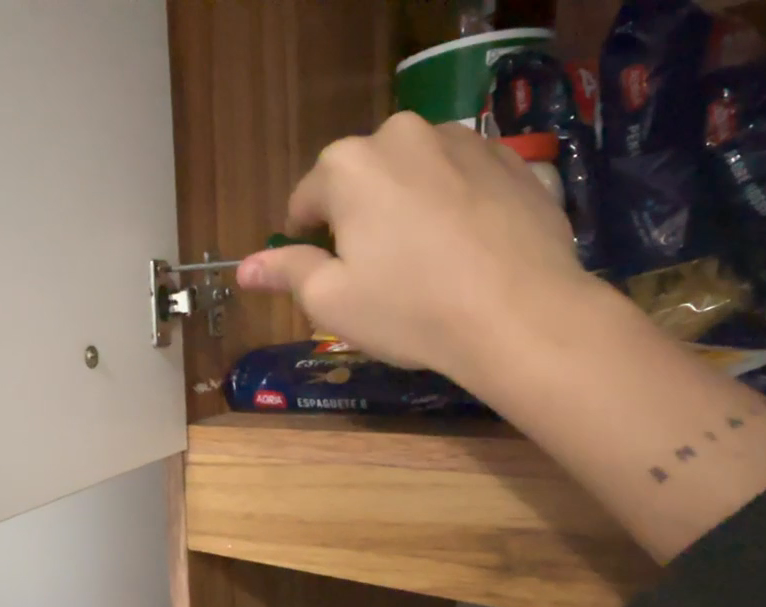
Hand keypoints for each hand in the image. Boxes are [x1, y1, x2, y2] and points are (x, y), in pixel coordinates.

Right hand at [236, 112, 596, 380]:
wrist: (520, 313)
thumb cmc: (409, 310)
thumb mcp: (331, 301)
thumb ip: (286, 273)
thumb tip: (245, 268)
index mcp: (348, 166)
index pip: (306, 199)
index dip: (307, 240)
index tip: (327, 273)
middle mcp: (402, 135)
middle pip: (361, 178)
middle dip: (359, 215)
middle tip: (377, 270)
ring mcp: (462, 140)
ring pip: (412, 173)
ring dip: (405, 205)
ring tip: (425, 259)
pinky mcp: (510, 157)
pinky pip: (460, 177)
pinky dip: (452, 204)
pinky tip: (464, 249)